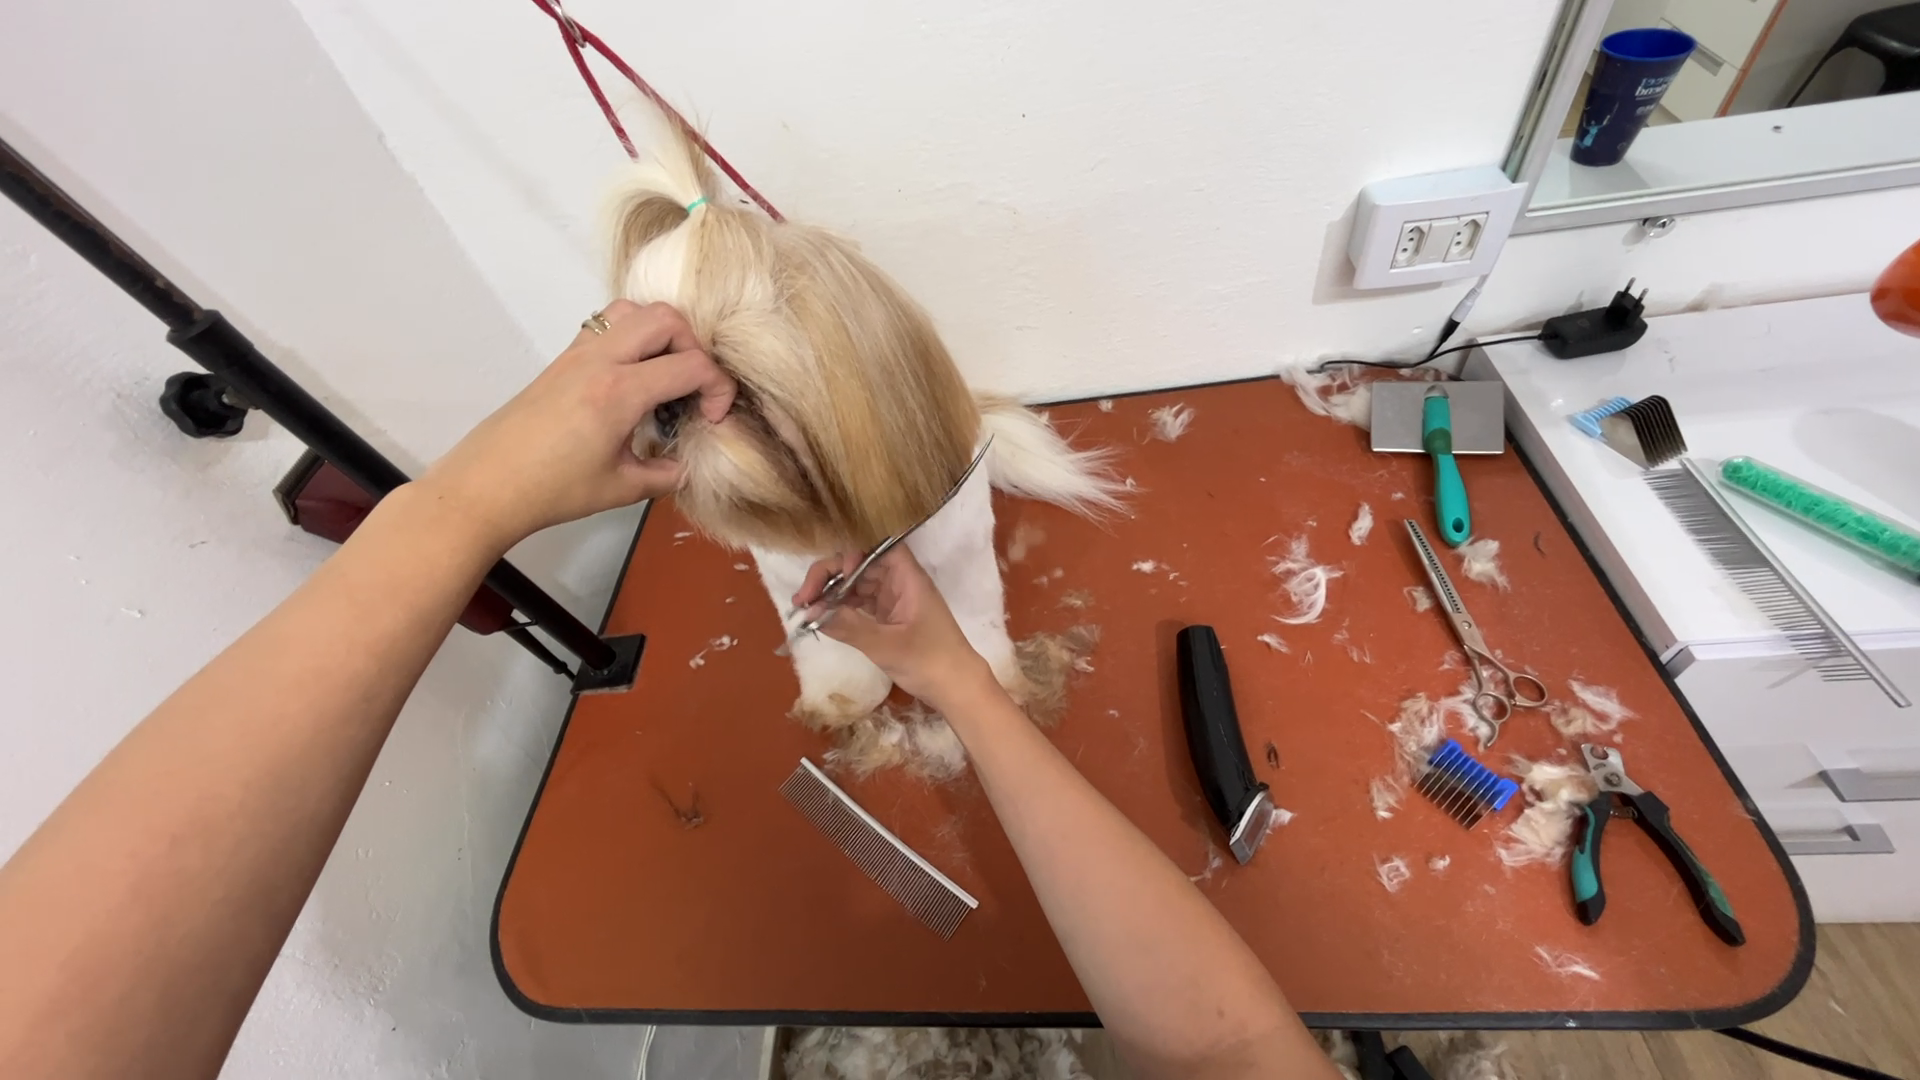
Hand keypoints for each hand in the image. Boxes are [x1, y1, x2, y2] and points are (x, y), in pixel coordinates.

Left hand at [418, 300, 733, 550]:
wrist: (487, 486)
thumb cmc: (554, 490)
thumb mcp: (624, 489)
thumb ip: (668, 473)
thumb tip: (686, 465)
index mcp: (618, 392)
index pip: (692, 365)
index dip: (718, 389)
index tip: (713, 418)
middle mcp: (599, 360)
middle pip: (666, 318)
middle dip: (696, 349)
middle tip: (694, 389)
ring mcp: (578, 353)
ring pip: (634, 310)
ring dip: (663, 335)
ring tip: (667, 375)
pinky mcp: (564, 359)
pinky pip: (609, 325)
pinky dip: (635, 338)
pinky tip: (636, 378)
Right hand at [795, 547, 991, 704]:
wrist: (957, 688)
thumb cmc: (930, 661)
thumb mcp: (887, 646)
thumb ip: (850, 626)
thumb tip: (813, 613)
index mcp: (908, 578)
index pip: (878, 547)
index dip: (853, 553)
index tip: (835, 576)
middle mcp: (900, 583)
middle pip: (861, 564)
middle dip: (830, 576)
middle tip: (802, 599)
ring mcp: (895, 600)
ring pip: (858, 585)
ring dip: (832, 594)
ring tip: (804, 609)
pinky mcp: (890, 618)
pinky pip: (861, 604)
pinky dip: (842, 609)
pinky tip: (822, 618)